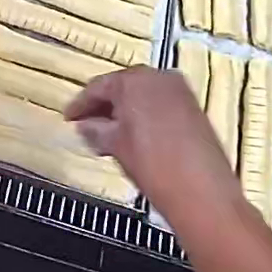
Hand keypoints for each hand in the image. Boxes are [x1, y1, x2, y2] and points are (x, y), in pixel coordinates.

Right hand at [64, 67, 247, 220]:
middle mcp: (160, 79)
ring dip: (123, 112)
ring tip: (106, 136)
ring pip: (141, 96)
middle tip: (85, 125)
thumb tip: (87, 126)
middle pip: (122, 87)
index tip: (71, 116)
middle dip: (102, 107)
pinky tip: (132, 138)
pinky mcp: (192, 108)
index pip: (98, 87)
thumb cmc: (159, 168)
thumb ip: (96, 130)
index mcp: (135, 81)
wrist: (200, 192)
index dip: (81, 104)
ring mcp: (179, 92)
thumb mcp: (116, 145)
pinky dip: (143, 116)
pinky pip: (159, 104)